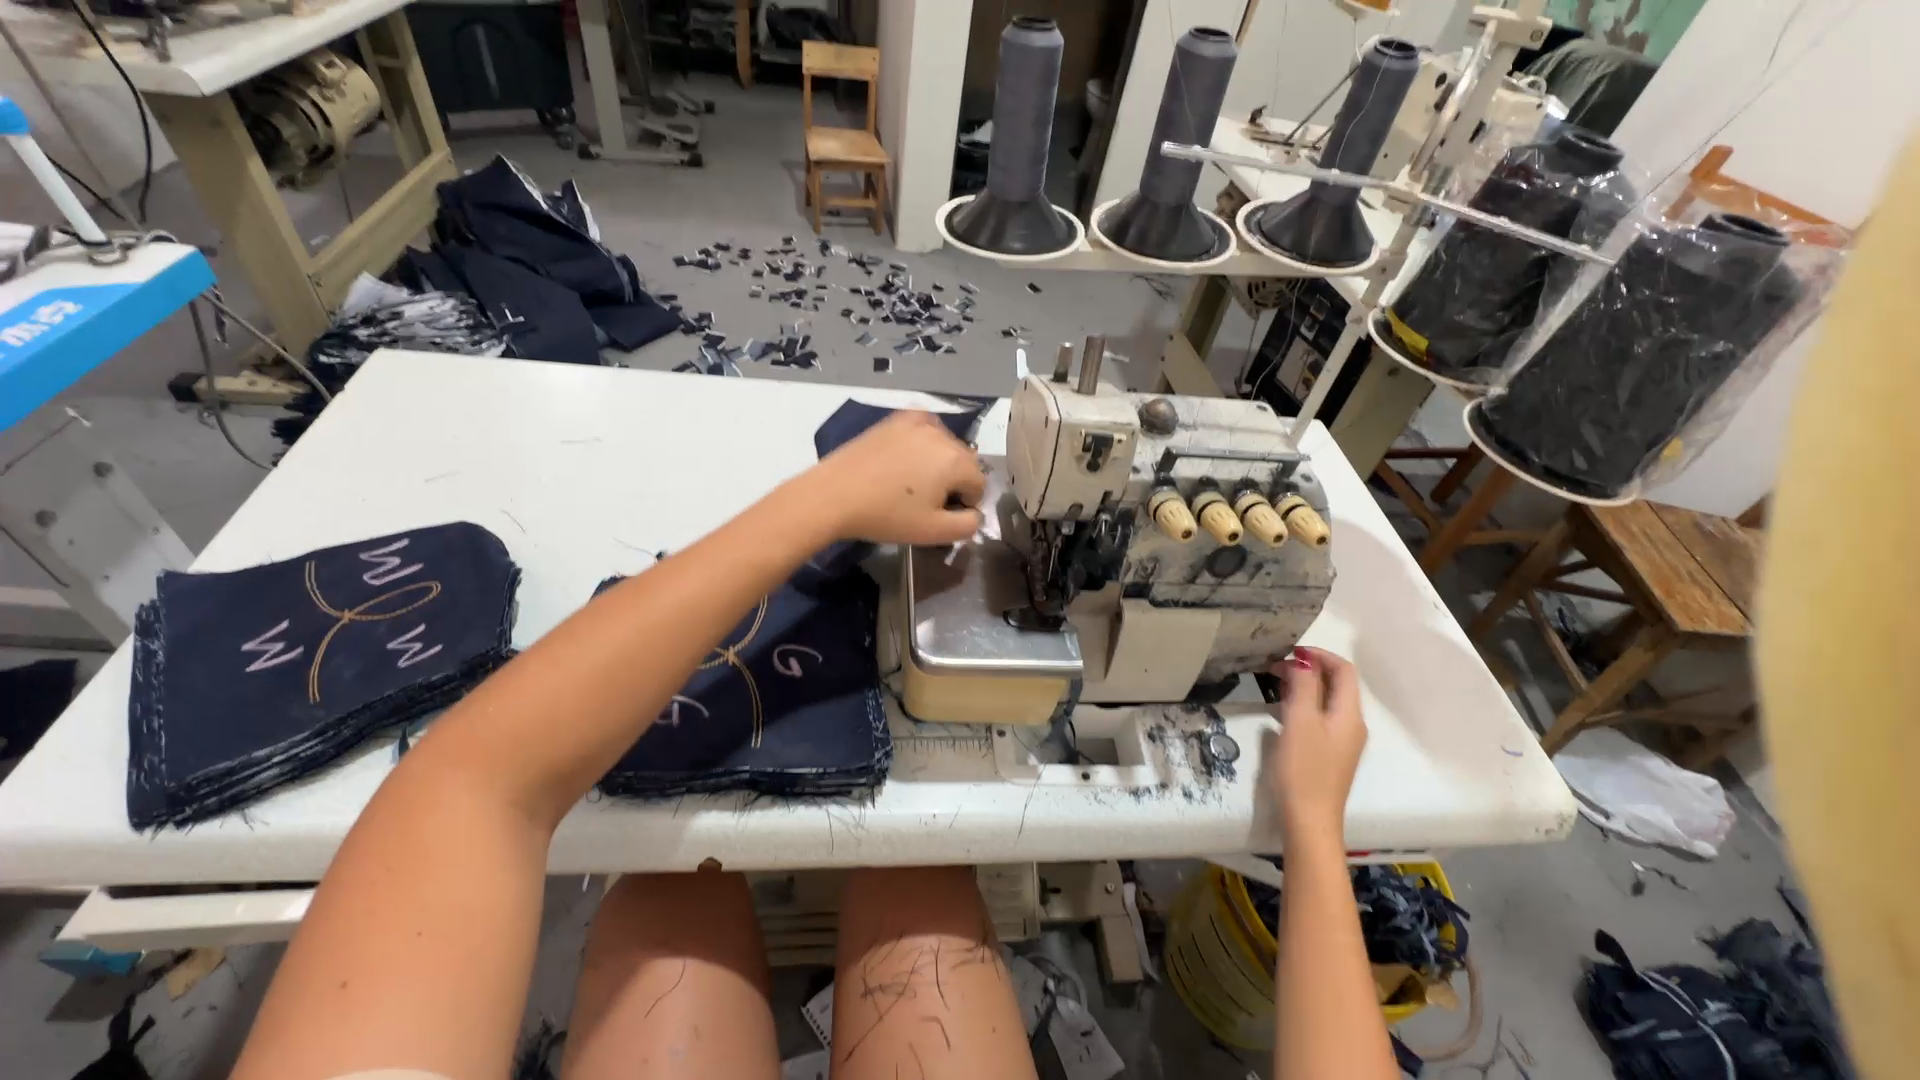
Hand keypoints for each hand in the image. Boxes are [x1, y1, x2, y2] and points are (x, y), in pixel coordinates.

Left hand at [805, 411, 986, 544]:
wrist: (833, 495)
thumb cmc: (887, 515)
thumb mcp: (933, 532)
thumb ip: (968, 525)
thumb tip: (974, 514)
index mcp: (956, 460)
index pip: (979, 483)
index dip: (965, 504)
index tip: (942, 515)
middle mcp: (942, 434)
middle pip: (964, 461)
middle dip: (954, 481)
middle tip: (926, 502)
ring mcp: (916, 422)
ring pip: (944, 445)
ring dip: (938, 463)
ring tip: (912, 483)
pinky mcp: (894, 420)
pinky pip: (922, 429)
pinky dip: (922, 443)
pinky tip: (905, 459)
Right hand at [1263, 647, 1365, 842]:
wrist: (1309, 820)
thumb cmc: (1304, 769)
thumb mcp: (1300, 721)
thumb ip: (1303, 686)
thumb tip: (1303, 661)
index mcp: (1350, 714)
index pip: (1344, 670)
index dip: (1320, 655)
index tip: (1289, 651)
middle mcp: (1352, 725)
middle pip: (1337, 685)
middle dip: (1309, 670)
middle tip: (1274, 667)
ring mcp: (1343, 742)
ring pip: (1327, 702)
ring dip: (1304, 687)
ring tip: (1274, 684)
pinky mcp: (1330, 756)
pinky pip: (1321, 719)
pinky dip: (1304, 706)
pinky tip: (1282, 713)